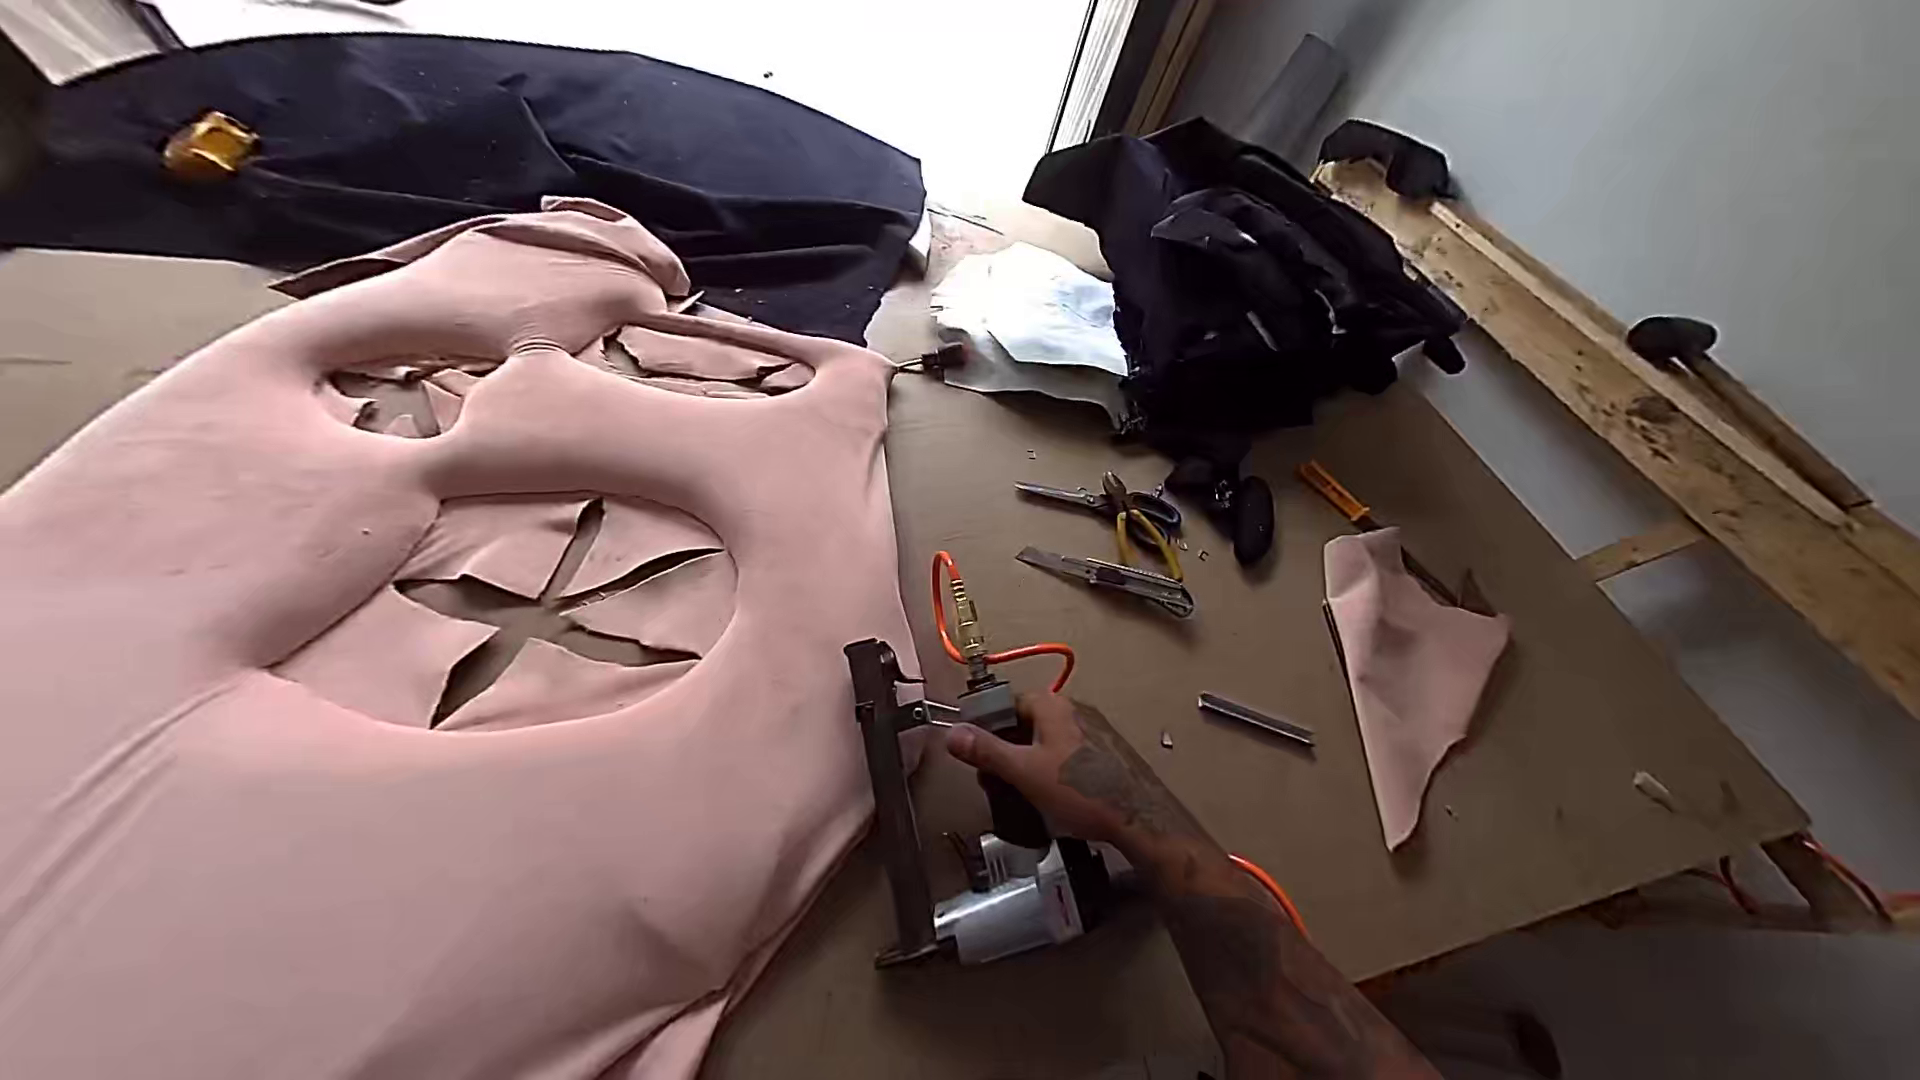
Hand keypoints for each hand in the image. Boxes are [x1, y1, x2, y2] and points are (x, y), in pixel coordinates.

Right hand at [944, 692, 1202, 852]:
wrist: (1139, 816)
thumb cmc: (1079, 789)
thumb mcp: (1023, 772)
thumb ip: (986, 751)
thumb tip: (952, 733)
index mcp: (1051, 704)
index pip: (1008, 705)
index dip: (990, 730)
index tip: (982, 759)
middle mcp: (1074, 708)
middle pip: (1028, 723)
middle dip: (1009, 751)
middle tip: (1000, 782)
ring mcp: (1095, 729)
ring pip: (1049, 740)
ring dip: (1032, 762)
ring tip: (1026, 794)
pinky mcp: (1109, 751)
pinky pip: (1070, 754)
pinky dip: (1056, 770)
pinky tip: (1056, 797)